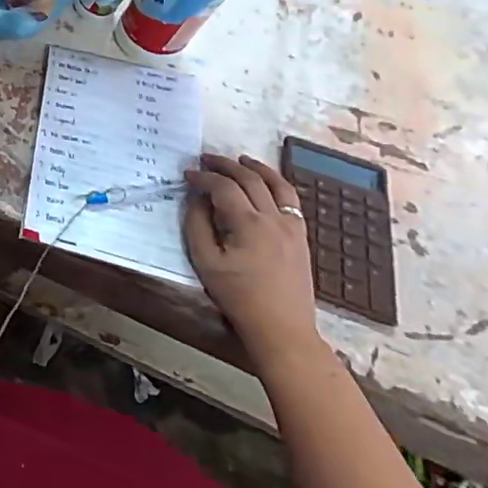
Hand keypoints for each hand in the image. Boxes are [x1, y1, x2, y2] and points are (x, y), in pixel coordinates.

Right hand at [183, 154, 321, 365]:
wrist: (282, 329)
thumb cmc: (238, 298)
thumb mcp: (205, 262)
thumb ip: (197, 225)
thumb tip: (196, 198)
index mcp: (248, 224)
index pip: (223, 187)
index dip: (203, 177)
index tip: (187, 175)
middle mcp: (273, 218)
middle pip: (249, 178)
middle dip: (225, 165)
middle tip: (206, 159)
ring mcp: (291, 226)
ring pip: (276, 184)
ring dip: (256, 168)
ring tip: (240, 159)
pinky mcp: (300, 237)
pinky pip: (290, 200)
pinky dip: (276, 185)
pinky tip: (265, 185)